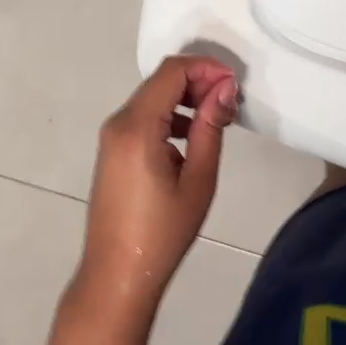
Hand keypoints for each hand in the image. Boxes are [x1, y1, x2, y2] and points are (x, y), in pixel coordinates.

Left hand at [54, 56, 240, 343]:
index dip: (206, 67)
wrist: (117, 277)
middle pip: (161, 81)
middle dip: (198, 81)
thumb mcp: (198, 179)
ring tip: (217, 119)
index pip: (172, 72)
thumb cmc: (162, 232)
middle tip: (230, 101)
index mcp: (137, 126)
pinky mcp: (112, 150)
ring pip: (153, 97)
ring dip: (185, 97)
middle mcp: (118, 122)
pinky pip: (144, 116)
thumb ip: (210, 126)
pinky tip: (191, 137)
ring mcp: (112, 136)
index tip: (234, 83)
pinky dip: (170, 114)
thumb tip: (225, 87)